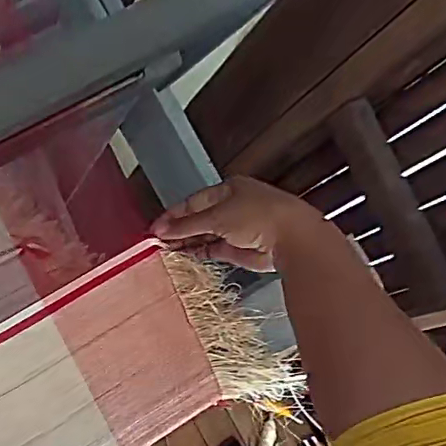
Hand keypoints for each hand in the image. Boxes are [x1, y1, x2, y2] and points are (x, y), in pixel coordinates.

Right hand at [150, 176, 346, 272]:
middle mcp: (229, 207)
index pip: (192, 202)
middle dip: (177, 230)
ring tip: (165, 251)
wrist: (290, 238)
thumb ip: (186, 225)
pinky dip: (197, 252)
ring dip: (185, 242)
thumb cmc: (258, 217)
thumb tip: (161, 230)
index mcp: (227, 190)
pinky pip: (210, 249)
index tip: (154, 229)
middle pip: (196, 219)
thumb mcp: (217, 217)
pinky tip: (182, 255)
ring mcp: (233, 228)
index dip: (172, 215)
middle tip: (156, 242)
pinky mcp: (235, 248)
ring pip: (202, 235)